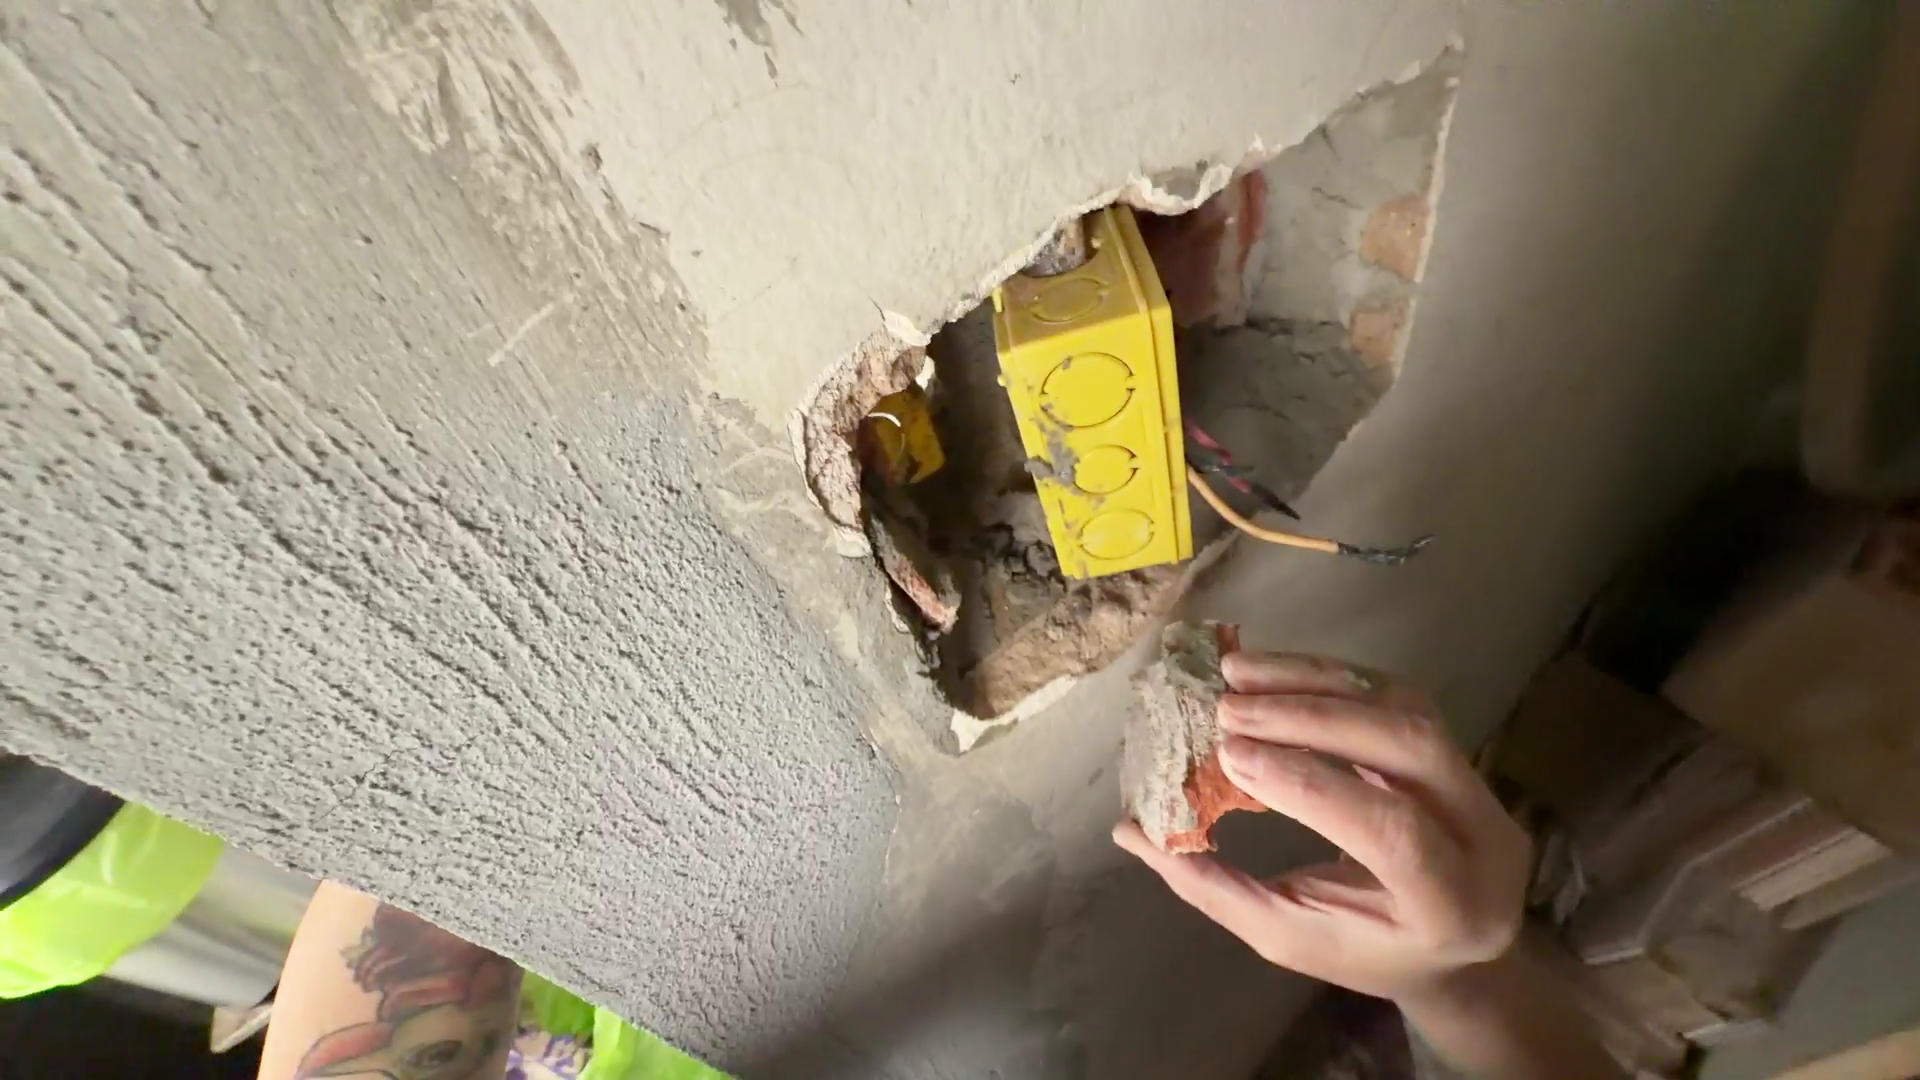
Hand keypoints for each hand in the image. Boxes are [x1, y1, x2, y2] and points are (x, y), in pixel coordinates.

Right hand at [1113, 652, 1531, 1003]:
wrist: (1454, 936)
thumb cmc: (1365, 945)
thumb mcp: (1288, 934)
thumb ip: (1213, 887)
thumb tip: (1129, 832)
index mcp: (1451, 906)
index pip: (1392, 833)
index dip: (1309, 783)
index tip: (1230, 754)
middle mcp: (1484, 836)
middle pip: (1410, 748)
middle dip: (1310, 717)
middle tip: (1227, 706)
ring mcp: (1477, 782)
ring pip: (1403, 706)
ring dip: (1312, 680)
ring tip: (1237, 672)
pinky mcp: (1450, 744)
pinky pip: (1390, 692)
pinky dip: (1323, 675)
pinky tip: (1269, 672)